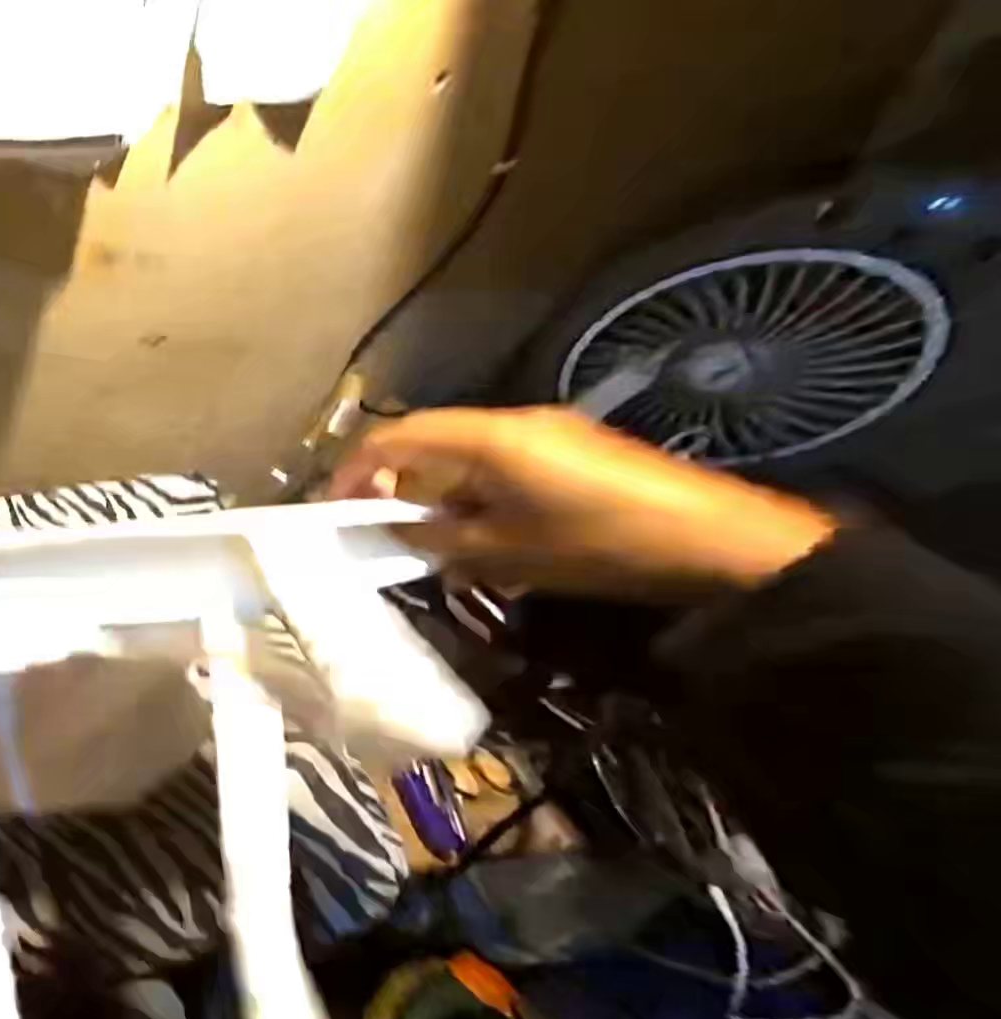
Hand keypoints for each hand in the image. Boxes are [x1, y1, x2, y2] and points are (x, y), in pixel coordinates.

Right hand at [329, 407, 835, 601]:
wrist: (724, 544)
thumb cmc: (602, 544)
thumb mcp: (504, 551)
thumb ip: (435, 537)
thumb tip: (395, 530)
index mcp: (488, 440)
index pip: (394, 438)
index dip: (355, 469)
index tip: (335, 507)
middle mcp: (508, 424)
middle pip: (421, 440)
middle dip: (388, 480)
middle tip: (375, 523)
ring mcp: (540, 433)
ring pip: (455, 454)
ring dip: (429, 492)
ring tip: (427, 539)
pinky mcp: (563, 450)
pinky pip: (491, 465)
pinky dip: (466, 495)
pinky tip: (476, 533)